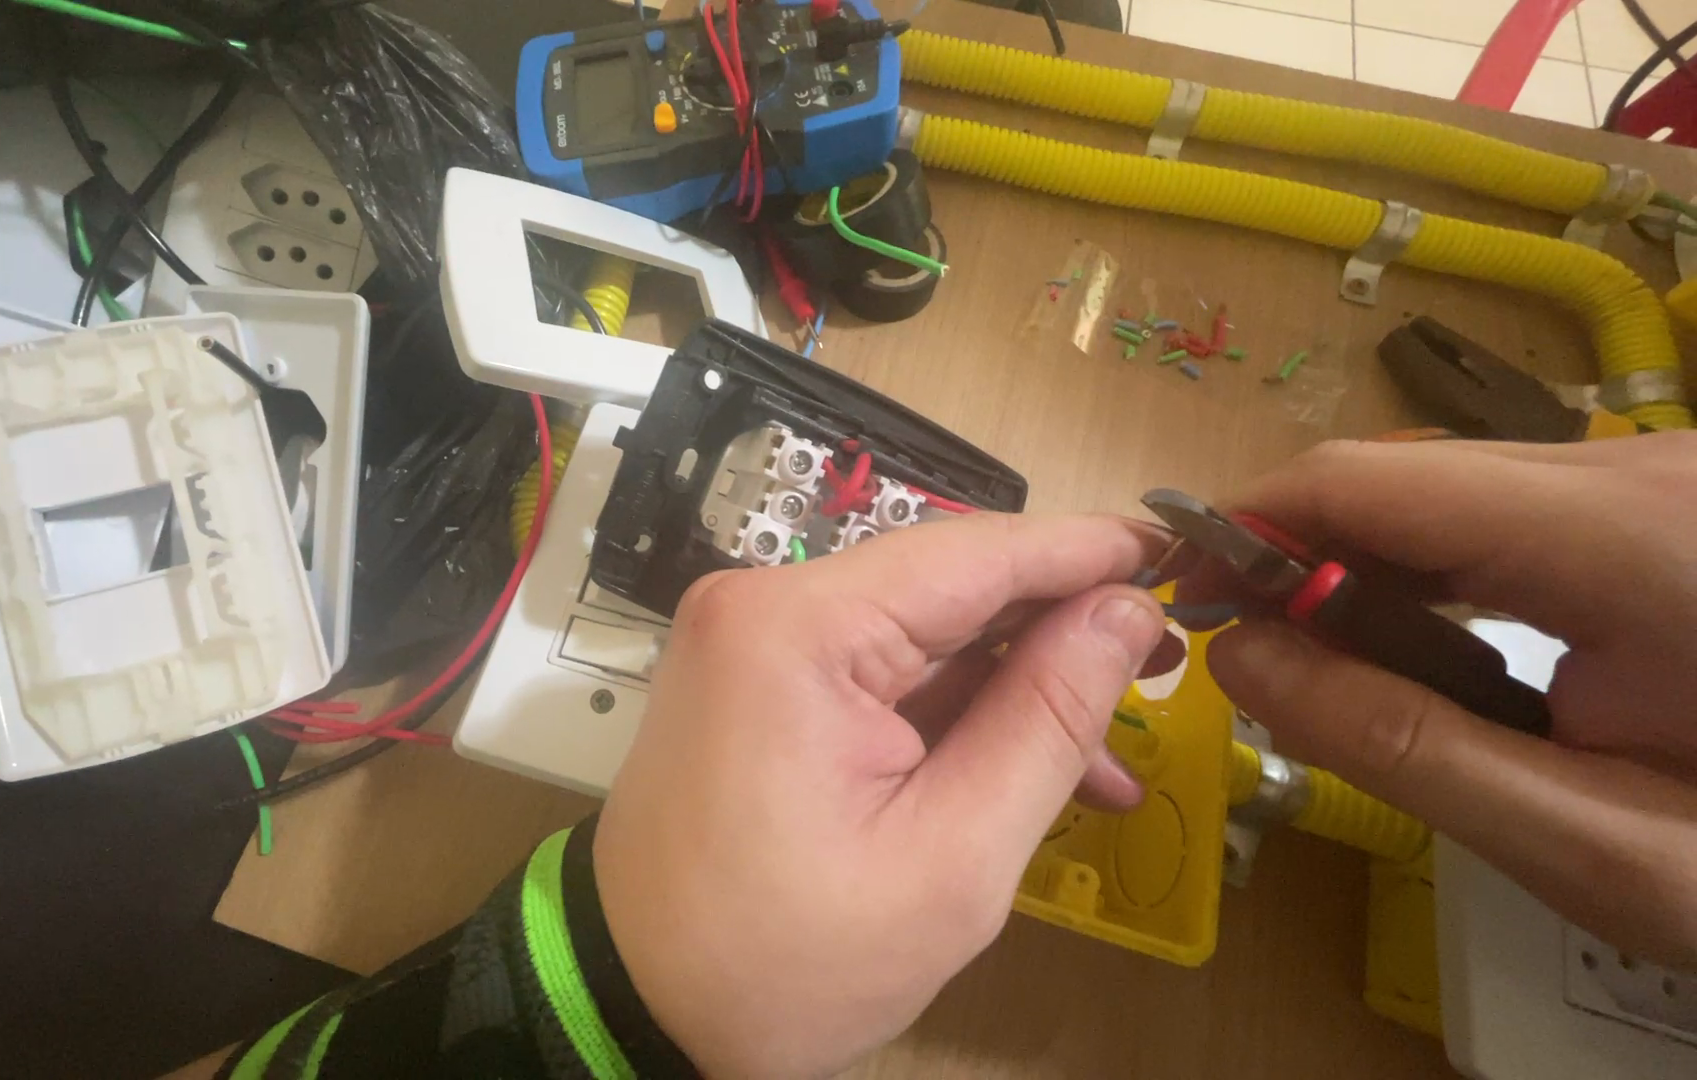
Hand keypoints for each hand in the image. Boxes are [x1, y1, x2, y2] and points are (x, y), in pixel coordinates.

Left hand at [593, 514, 1169, 1077]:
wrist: (641, 994)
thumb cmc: (784, 955)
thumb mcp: (949, 856)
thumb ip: (1045, 720)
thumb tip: (1120, 613)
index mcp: (796, 627)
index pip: (971, 552)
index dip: (1080, 549)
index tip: (1174, 554)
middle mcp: (764, 602)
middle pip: (943, 584)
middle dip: (1054, 620)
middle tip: (1160, 655)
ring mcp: (755, 634)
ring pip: (918, 628)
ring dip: (1010, 676)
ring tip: (1112, 734)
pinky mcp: (759, 671)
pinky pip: (876, 666)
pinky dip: (949, 703)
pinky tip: (1026, 757)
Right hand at [1184, 435, 1696, 969]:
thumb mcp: (1604, 848)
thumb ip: (1395, 744)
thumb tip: (1236, 656)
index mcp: (1635, 536)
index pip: (1360, 479)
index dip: (1244, 525)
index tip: (1185, 598)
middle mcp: (1641, 472)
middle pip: (1387, 479)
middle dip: (1290, 557)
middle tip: (1245, 647)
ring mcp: (1659, 481)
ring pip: (1428, 495)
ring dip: (1348, 570)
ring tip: (1327, 658)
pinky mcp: (1661, 506)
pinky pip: (1483, 516)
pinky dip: (1414, 574)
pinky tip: (1419, 642)